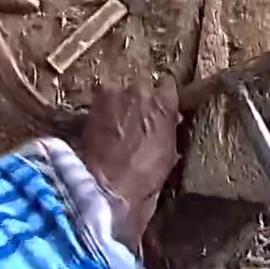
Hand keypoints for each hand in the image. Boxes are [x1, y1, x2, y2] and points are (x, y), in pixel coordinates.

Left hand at [75, 83, 179, 246]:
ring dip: (118, 102)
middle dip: (139, 99)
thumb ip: (168, 127)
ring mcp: (119, 92)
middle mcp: (144, 91)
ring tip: (113, 122)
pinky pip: (101, 96)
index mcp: (166, 104)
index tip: (157, 106)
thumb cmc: (146, 175)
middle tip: (133, 117)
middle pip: (142, 85)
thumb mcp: (168, 151)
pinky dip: (101, 106)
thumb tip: (172, 118)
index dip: (161, 96)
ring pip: (120, 90)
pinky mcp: (97, 99)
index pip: (168, 85)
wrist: (112, 183)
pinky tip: (99, 121)